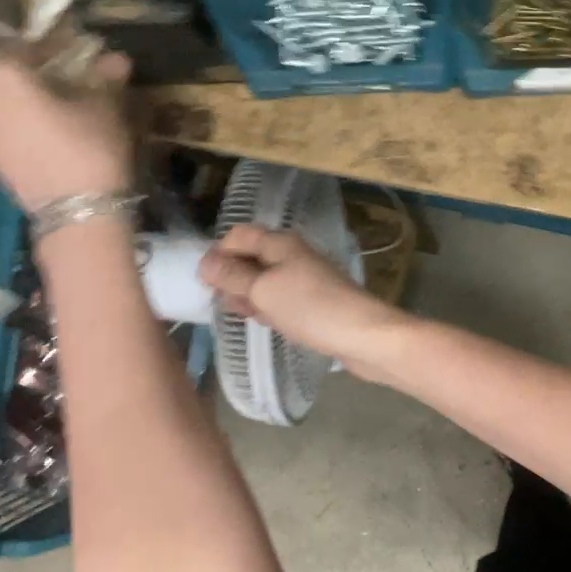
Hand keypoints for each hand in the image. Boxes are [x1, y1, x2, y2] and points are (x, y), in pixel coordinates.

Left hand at [0, 54, 135, 211]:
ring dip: (27, 105)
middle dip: (37, 79)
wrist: (78, 210)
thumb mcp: (104, 108)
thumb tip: (117, 58)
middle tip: (70, 87)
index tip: (80, 58)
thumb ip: (104, 78)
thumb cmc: (89, 147)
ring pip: (3, 105)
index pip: (29, 49)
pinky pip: (2, 131)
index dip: (58, 52)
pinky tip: (48, 138)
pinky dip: (21, 129)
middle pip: (9, 77)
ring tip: (60, 115)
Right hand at [200, 226, 409, 381]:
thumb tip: (205, 262)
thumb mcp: (263, 290)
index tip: (206, 282)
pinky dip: (272, 309)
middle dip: (233, 278)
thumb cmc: (311, 308)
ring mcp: (308, 280)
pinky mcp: (317, 304)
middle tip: (224, 303)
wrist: (364, 336)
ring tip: (243, 315)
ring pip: (267, 283)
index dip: (219, 254)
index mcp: (281, 244)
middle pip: (253, 259)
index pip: (239, 235)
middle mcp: (295, 256)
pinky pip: (285, 301)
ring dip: (252, 296)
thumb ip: (232, 276)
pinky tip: (268, 323)